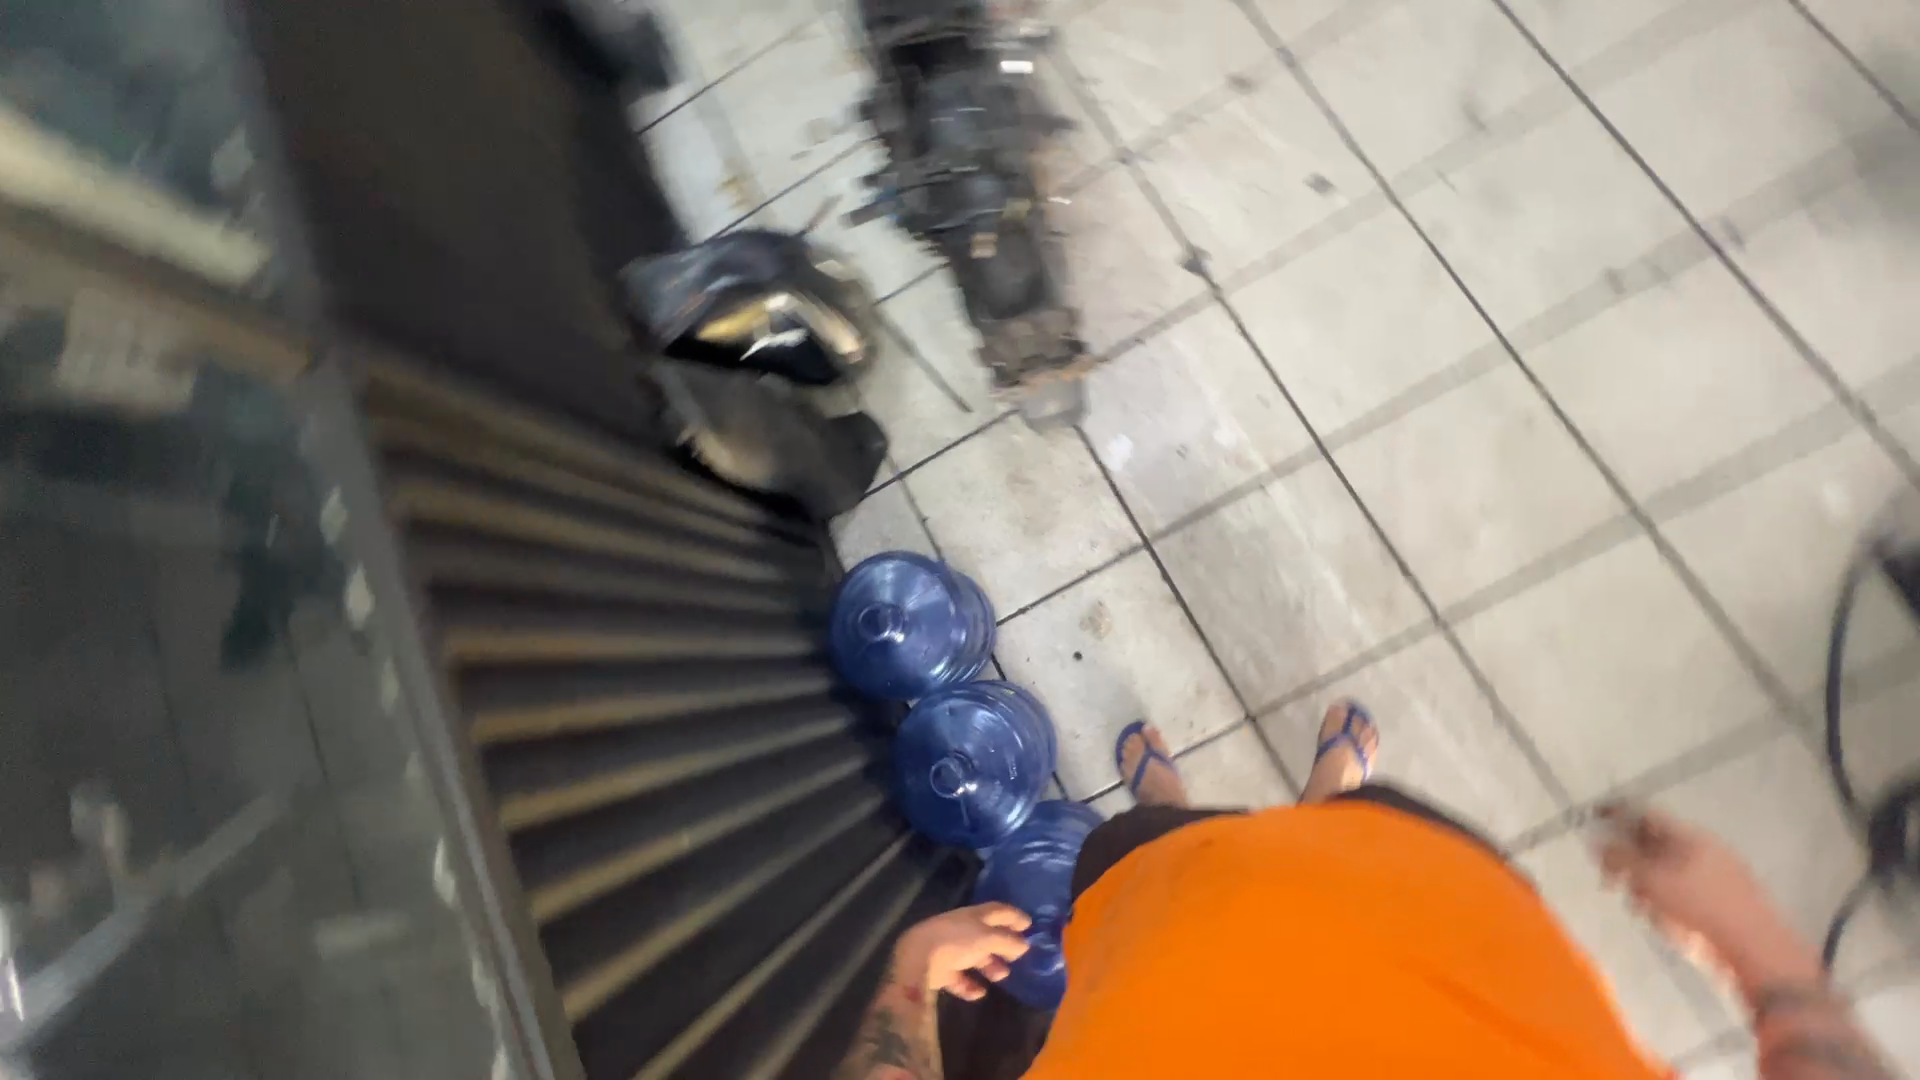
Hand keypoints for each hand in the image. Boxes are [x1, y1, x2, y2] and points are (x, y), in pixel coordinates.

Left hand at [892, 902, 1032, 1001]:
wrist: (917, 960)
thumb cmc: (955, 941)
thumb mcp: (986, 938)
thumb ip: (1006, 941)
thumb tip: (1024, 944)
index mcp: (972, 915)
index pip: (997, 911)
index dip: (1013, 916)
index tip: (1029, 924)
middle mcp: (961, 929)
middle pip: (986, 934)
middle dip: (1002, 944)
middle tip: (1018, 955)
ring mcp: (948, 949)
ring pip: (973, 956)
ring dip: (988, 965)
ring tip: (1001, 976)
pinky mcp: (939, 970)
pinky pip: (958, 977)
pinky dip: (969, 984)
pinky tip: (979, 992)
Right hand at [1594, 803, 1786, 972]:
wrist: (1761, 956)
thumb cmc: (1700, 908)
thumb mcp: (1649, 879)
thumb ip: (1618, 857)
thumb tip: (1597, 842)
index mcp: (1692, 837)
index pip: (1645, 813)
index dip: (1615, 813)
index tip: (1591, 820)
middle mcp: (1706, 852)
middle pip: (1651, 844)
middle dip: (1627, 862)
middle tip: (1611, 880)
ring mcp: (1719, 879)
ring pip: (1664, 872)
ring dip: (1645, 887)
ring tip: (1642, 909)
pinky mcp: (1724, 904)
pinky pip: (1682, 893)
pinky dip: (1667, 903)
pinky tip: (1666, 922)